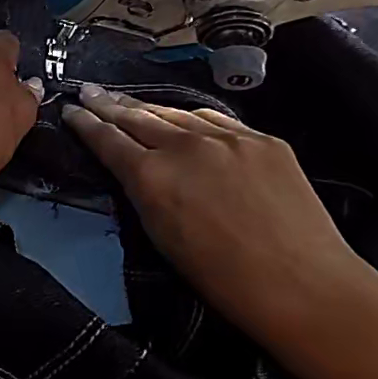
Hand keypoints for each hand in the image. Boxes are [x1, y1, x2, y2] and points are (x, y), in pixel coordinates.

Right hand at [63, 84, 376, 344]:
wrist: (306, 287)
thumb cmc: (225, 281)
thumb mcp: (164, 238)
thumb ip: (143, 194)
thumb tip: (133, 168)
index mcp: (153, 178)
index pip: (109, 141)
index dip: (86, 124)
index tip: (71, 111)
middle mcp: (185, 147)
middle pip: (137, 117)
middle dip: (108, 104)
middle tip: (87, 92)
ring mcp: (227, 137)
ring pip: (175, 112)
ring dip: (146, 106)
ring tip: (126, 101)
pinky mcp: (261, 138)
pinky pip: (215, 120)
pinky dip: (191, 118)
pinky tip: (182, 116)